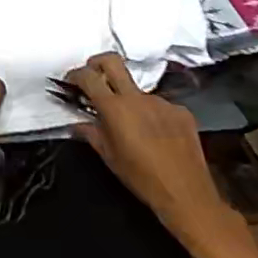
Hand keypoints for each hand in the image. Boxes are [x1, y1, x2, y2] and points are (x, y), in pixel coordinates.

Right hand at [68, 53, 237, 247]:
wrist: (187, 195)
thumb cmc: (142, 178)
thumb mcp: (108, 156)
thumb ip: (91, 132)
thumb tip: (79, 123)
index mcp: (115, 108)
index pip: (88, 76)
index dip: (75, 74)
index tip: (71, 81)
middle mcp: (138, 99)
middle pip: (112, 62)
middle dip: (97, 63)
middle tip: (92, 77)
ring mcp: (162, 103)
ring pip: (137, 90)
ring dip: (129, 100)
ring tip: (132, 125)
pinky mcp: (181, 111)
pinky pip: (159, 105)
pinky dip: (151, 114)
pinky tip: (155, 135)